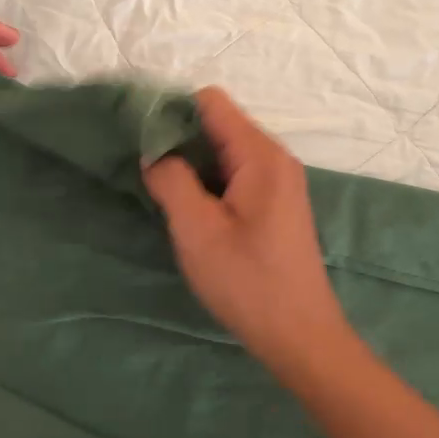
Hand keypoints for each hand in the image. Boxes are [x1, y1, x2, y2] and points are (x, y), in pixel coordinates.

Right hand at [142, 88, 352, 371]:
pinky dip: (207, 183)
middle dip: (178, 139)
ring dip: (190, 165)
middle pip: (217, 124)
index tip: (140, 141)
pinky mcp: (274, 205)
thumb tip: (154, 153)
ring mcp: (277, 183)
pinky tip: (189, 212)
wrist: (298, 336)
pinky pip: (234, 175)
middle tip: (146, 172)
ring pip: (223, 151)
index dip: (171, 111)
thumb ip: (172, 180)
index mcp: (260, 156)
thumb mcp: (197, 230)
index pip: (211, 102)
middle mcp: (274, 159)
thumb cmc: (247, 282)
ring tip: (161, 192)